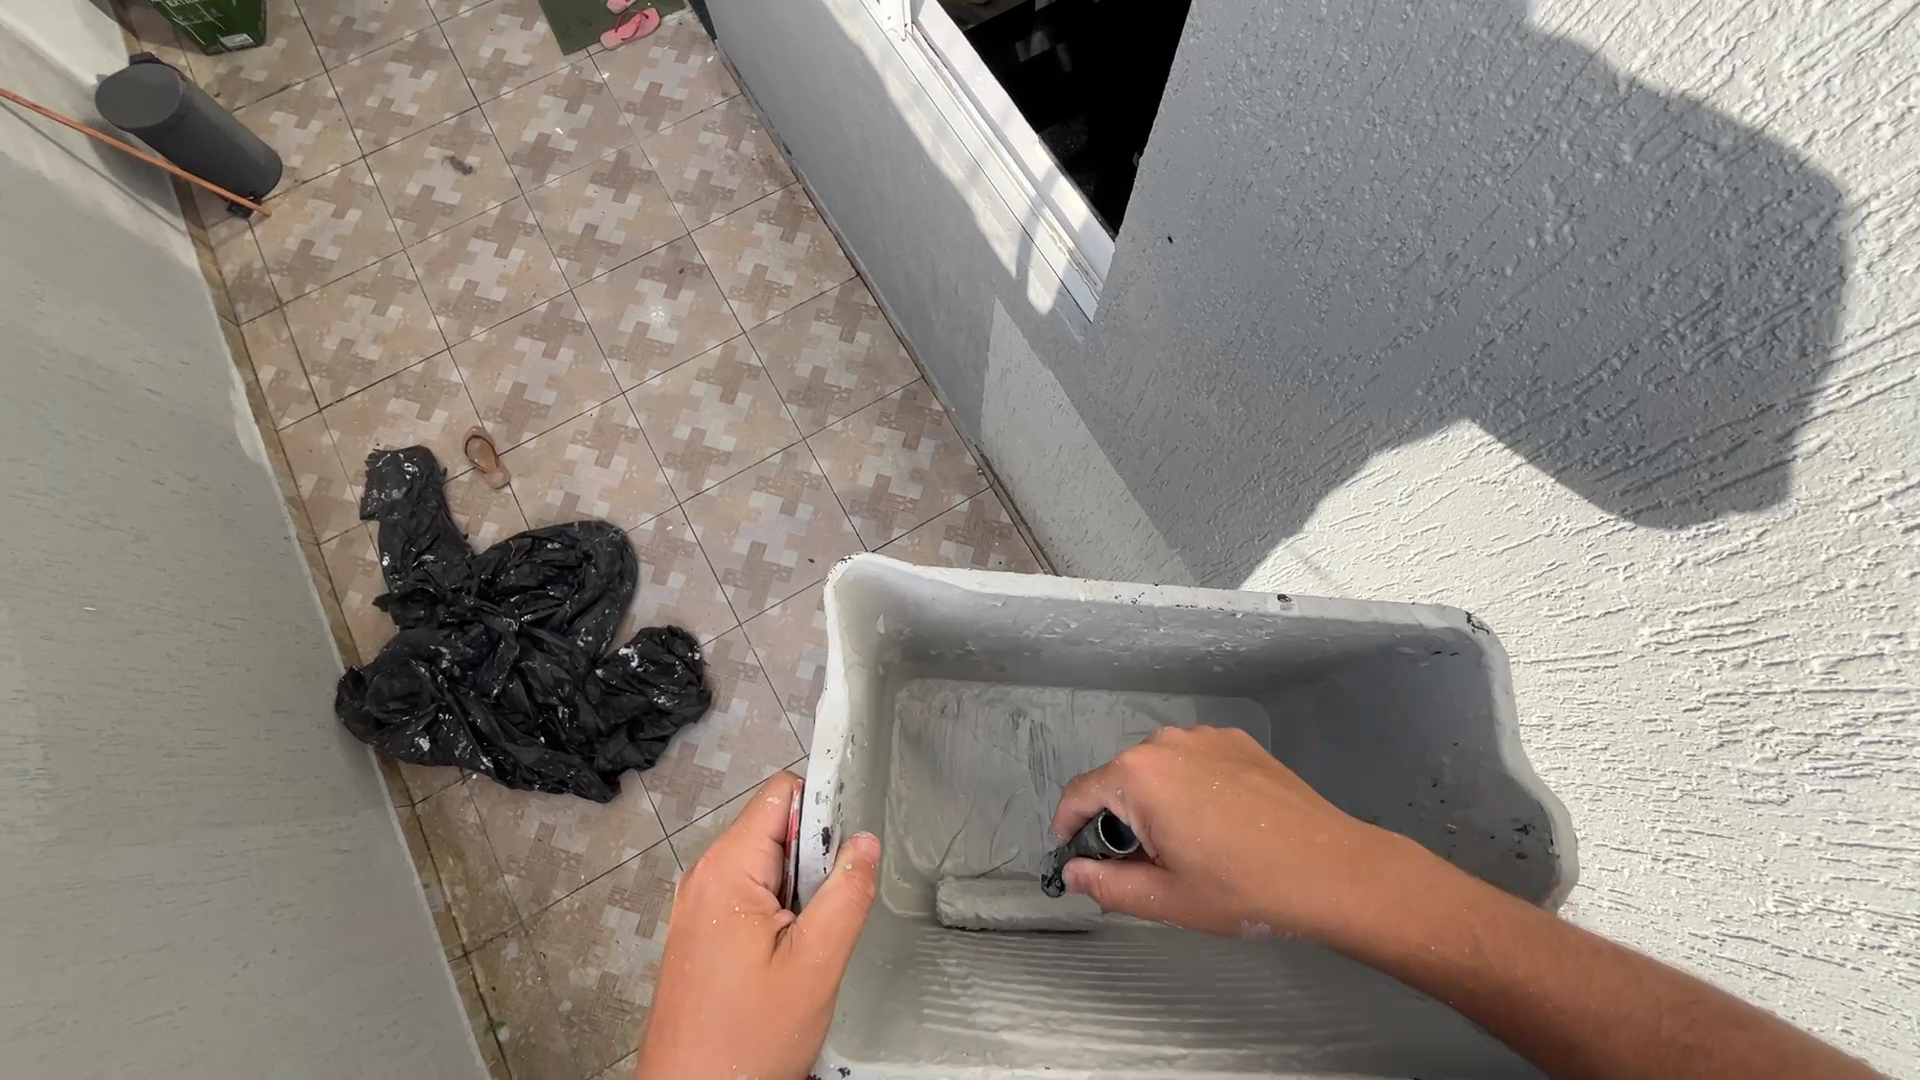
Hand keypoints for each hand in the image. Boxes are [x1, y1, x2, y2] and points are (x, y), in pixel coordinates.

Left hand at [634, 771, 879, 1079]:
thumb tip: (864, 843)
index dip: (822, 805)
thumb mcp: (814, 965)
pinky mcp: (706, 928)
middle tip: (821, 915)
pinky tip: (785, 955)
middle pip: (779, 828)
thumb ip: (846, 893)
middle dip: (814, 860)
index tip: (846, 840)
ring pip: (772, 863)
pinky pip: (756, 893)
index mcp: (726, 869)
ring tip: (802, 944)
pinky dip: (782, 911)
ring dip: (800, 891)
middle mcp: (706, 876)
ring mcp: (703, 903)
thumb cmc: (741, 1045)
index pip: (783, 793)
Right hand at [1050, 725, 1417, 940]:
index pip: (1079, 794)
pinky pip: (1193, 761)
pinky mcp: (1236, 741)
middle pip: (1119, 779)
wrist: (1334, 869)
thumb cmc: (1243, 888)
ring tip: (1188, 844)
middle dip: (1118, 819)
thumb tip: (1072, 872)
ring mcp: (1203, 736)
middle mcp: (1164, 742)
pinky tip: (1221, 821)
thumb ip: (1107, 884)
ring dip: (1155, 801)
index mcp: (1138, 776)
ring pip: (1157, 769)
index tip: (1075, 856)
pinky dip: (1190, 786)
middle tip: (1143, 864)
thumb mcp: (1167, 899)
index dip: (1068, 826)